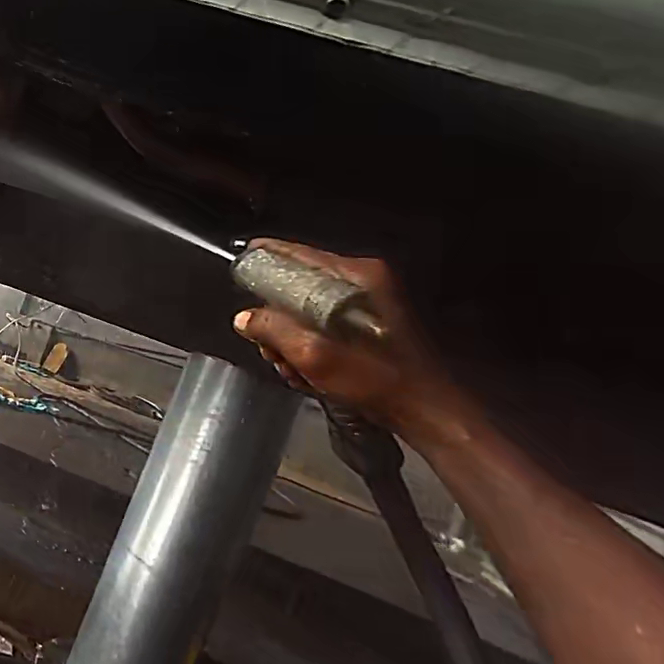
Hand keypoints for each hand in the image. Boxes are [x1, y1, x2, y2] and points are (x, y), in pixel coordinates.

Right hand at [232, 239, 476, 443]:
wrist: (425, 411)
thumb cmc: (380, 381)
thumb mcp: (315, 355)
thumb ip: (272, 330)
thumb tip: (244, 318)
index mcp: (355, 276)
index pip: (292, 253)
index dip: (259, 263)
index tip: (238, 275)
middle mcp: (361, 281)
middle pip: (292, 285)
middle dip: (273, 318)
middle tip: (272, 348)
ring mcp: (365, 301)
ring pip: (301, 308)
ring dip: (287, 338)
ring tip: (294, 366)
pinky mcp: (365, 321)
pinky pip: (317, 323)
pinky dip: (306, 345)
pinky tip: (309, 369)